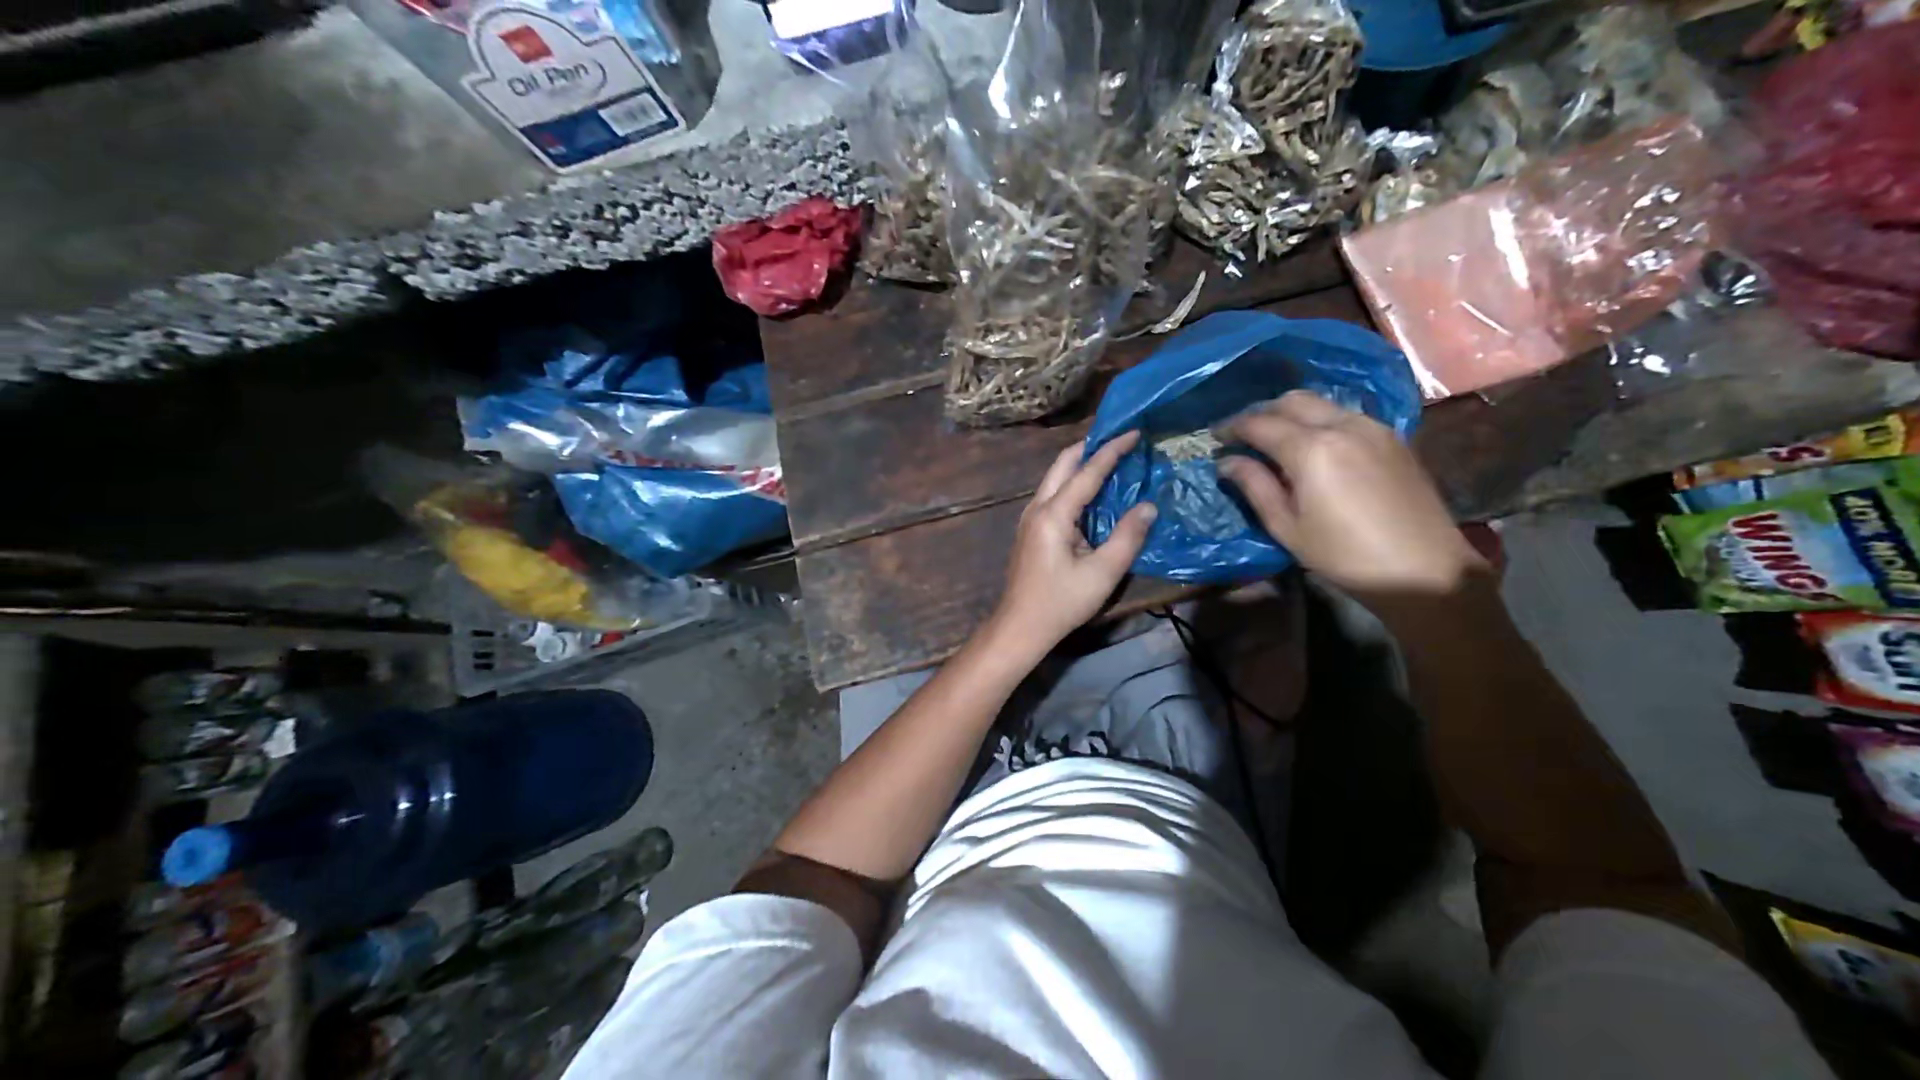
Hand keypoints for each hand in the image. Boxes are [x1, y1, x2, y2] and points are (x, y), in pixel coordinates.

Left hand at [983, 432, 1157, 659]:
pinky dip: (1074, 483)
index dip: (1112, 450)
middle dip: (1091, 447)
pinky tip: (1094, 491)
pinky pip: (1054, 494)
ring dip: (1081, 464)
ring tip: (1111, 458)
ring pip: (1055, 477)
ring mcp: (1030, 518)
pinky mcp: (1031, 529)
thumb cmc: (1061, 602)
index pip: (1086, 472)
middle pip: (1063, 464)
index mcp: (1053, 514)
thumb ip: (1127, 537)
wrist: (1021, 626)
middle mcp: (1037, 508)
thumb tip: (1149, 506)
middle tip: (1120, 438)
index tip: (1134, 432)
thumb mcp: (1103, 573)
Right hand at [1219, 391, 1488, 604]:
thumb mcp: (1287, 527)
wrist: (1424, 569)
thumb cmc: (1345, 556)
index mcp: (1311, 449)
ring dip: (1293, 414)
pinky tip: (1315, 446)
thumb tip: (1227, 462)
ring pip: (1322, 403)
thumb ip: (1255, 486)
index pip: (1260, 423)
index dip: (1232, 427)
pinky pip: (1346, 415)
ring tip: (1278, 440)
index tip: (1216, 437)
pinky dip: (1321, 421)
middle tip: (1244, 436)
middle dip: (1263, 413)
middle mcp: (1342, 425)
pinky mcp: (1393, 437)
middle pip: (1292, 400)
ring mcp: (1372, 427)